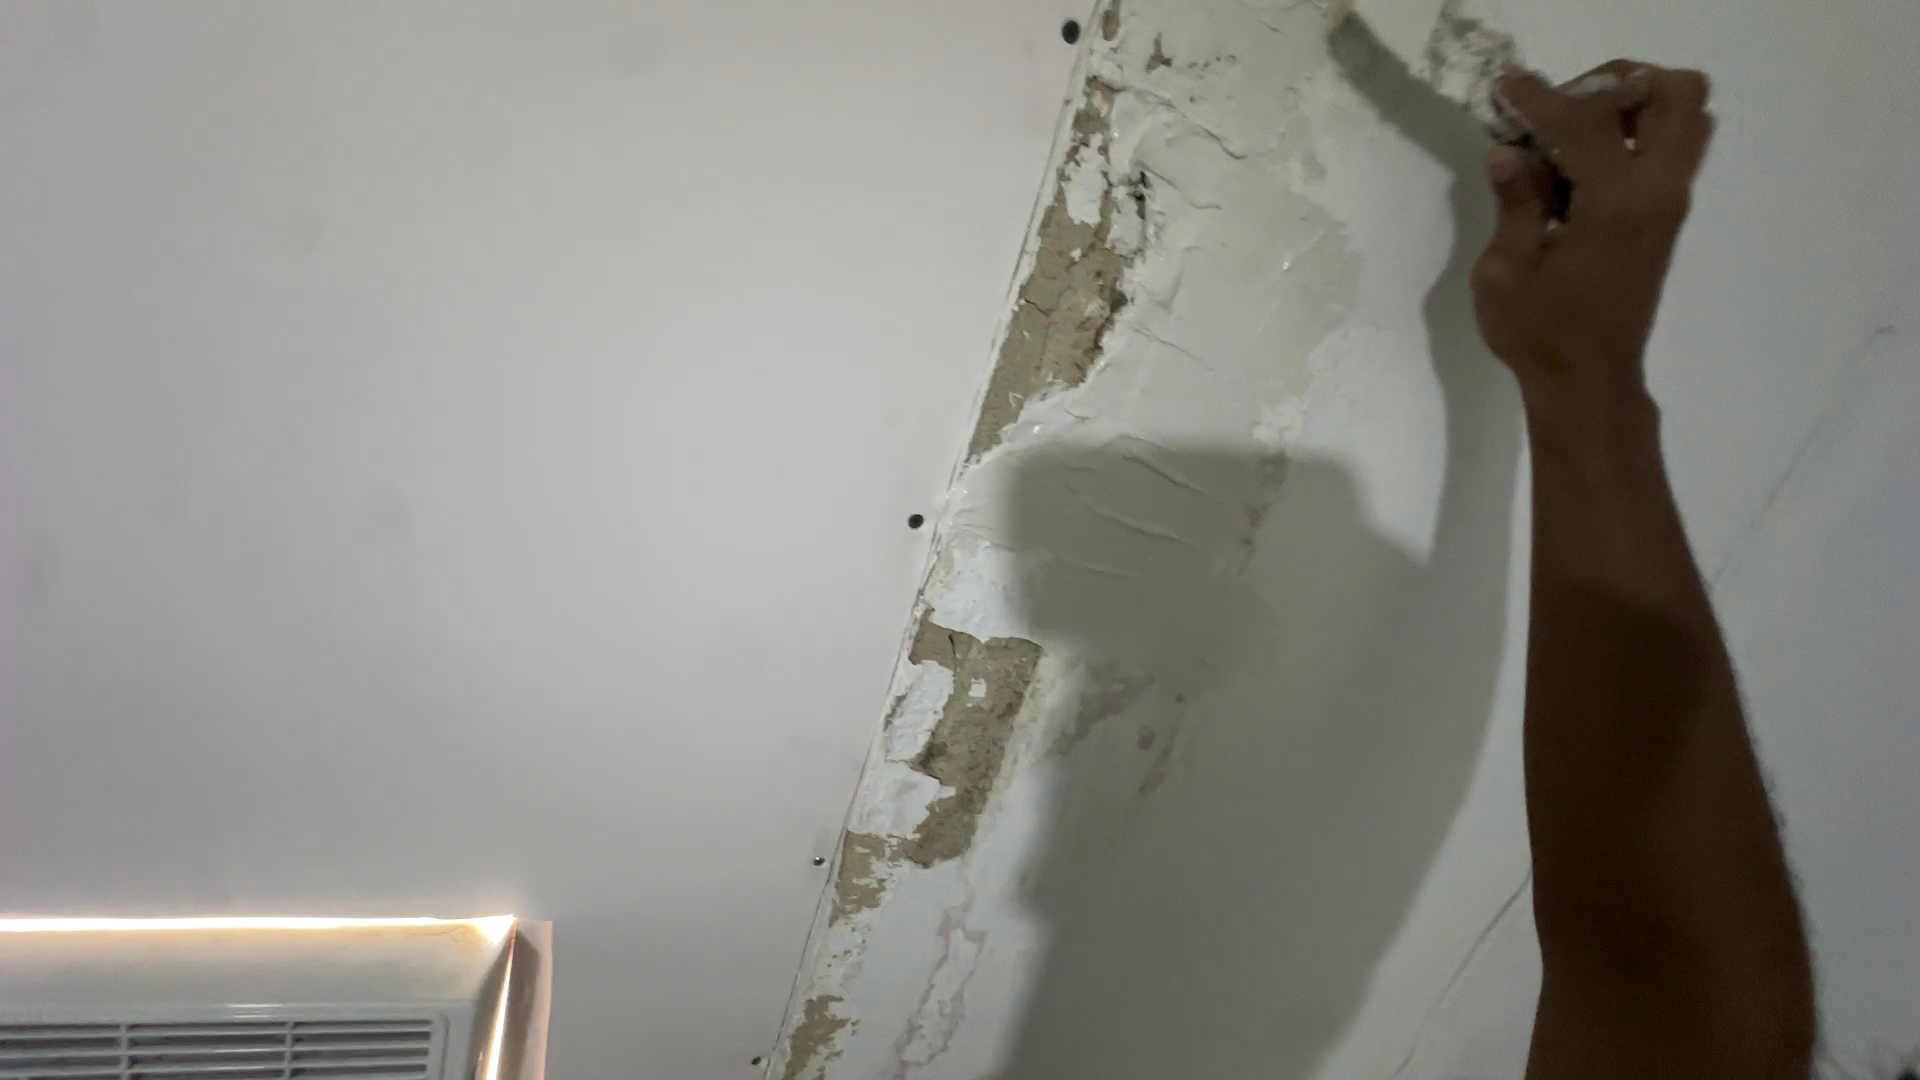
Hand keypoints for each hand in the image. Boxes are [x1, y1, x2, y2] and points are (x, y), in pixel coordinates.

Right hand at [1471, 62, 1713, 400]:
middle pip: (1672, 93)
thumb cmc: (1537, 330)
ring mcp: (1670, 202)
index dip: (1542, 98)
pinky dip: (1633, 137)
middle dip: (1613, 85)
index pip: (1586, 123)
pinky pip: (1671, 150)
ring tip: (1571, 135)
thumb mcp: (1505, 269)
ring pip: (1684, 117)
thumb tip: (1510, 153)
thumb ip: (1515, 204)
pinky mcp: (1664, 218)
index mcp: (1617, 200)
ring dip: (1634, 107)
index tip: (1507, 86)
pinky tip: (1581, 168)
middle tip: (1559, 110)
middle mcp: (1660, 188)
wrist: (1587, 376)